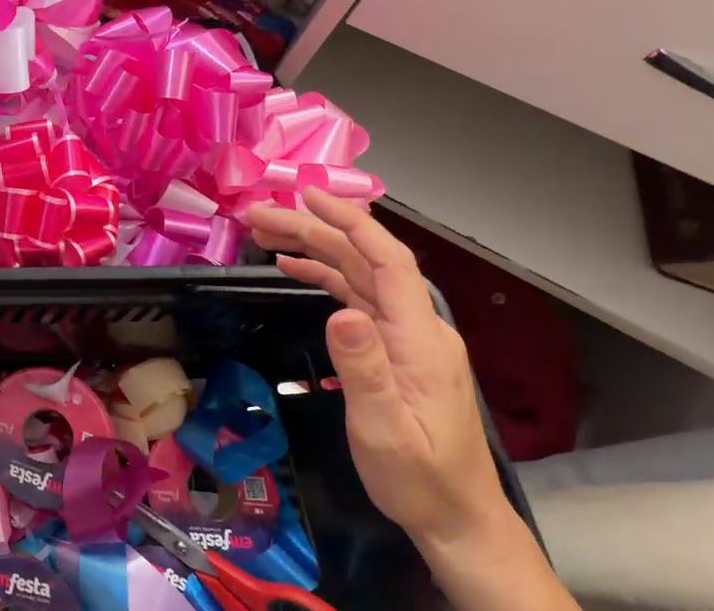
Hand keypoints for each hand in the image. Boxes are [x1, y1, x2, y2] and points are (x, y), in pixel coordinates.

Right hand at [246, 188, 513, 548]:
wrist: (456, 517)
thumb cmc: (418, 478)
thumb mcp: (384, 430)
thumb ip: (364, 369)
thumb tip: (340, 312)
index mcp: (419, 338)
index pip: (387, 260)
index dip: (349, 221)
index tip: (306, 195)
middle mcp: (417, 327)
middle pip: (365, 260)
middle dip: (313, 229)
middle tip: (257, 216)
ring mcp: (408, 337)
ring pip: (358, 274)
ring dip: (313, 247)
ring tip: (263, 232)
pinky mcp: (396, 349)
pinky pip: (359, 296)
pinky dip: (324, 274)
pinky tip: (294, 267)